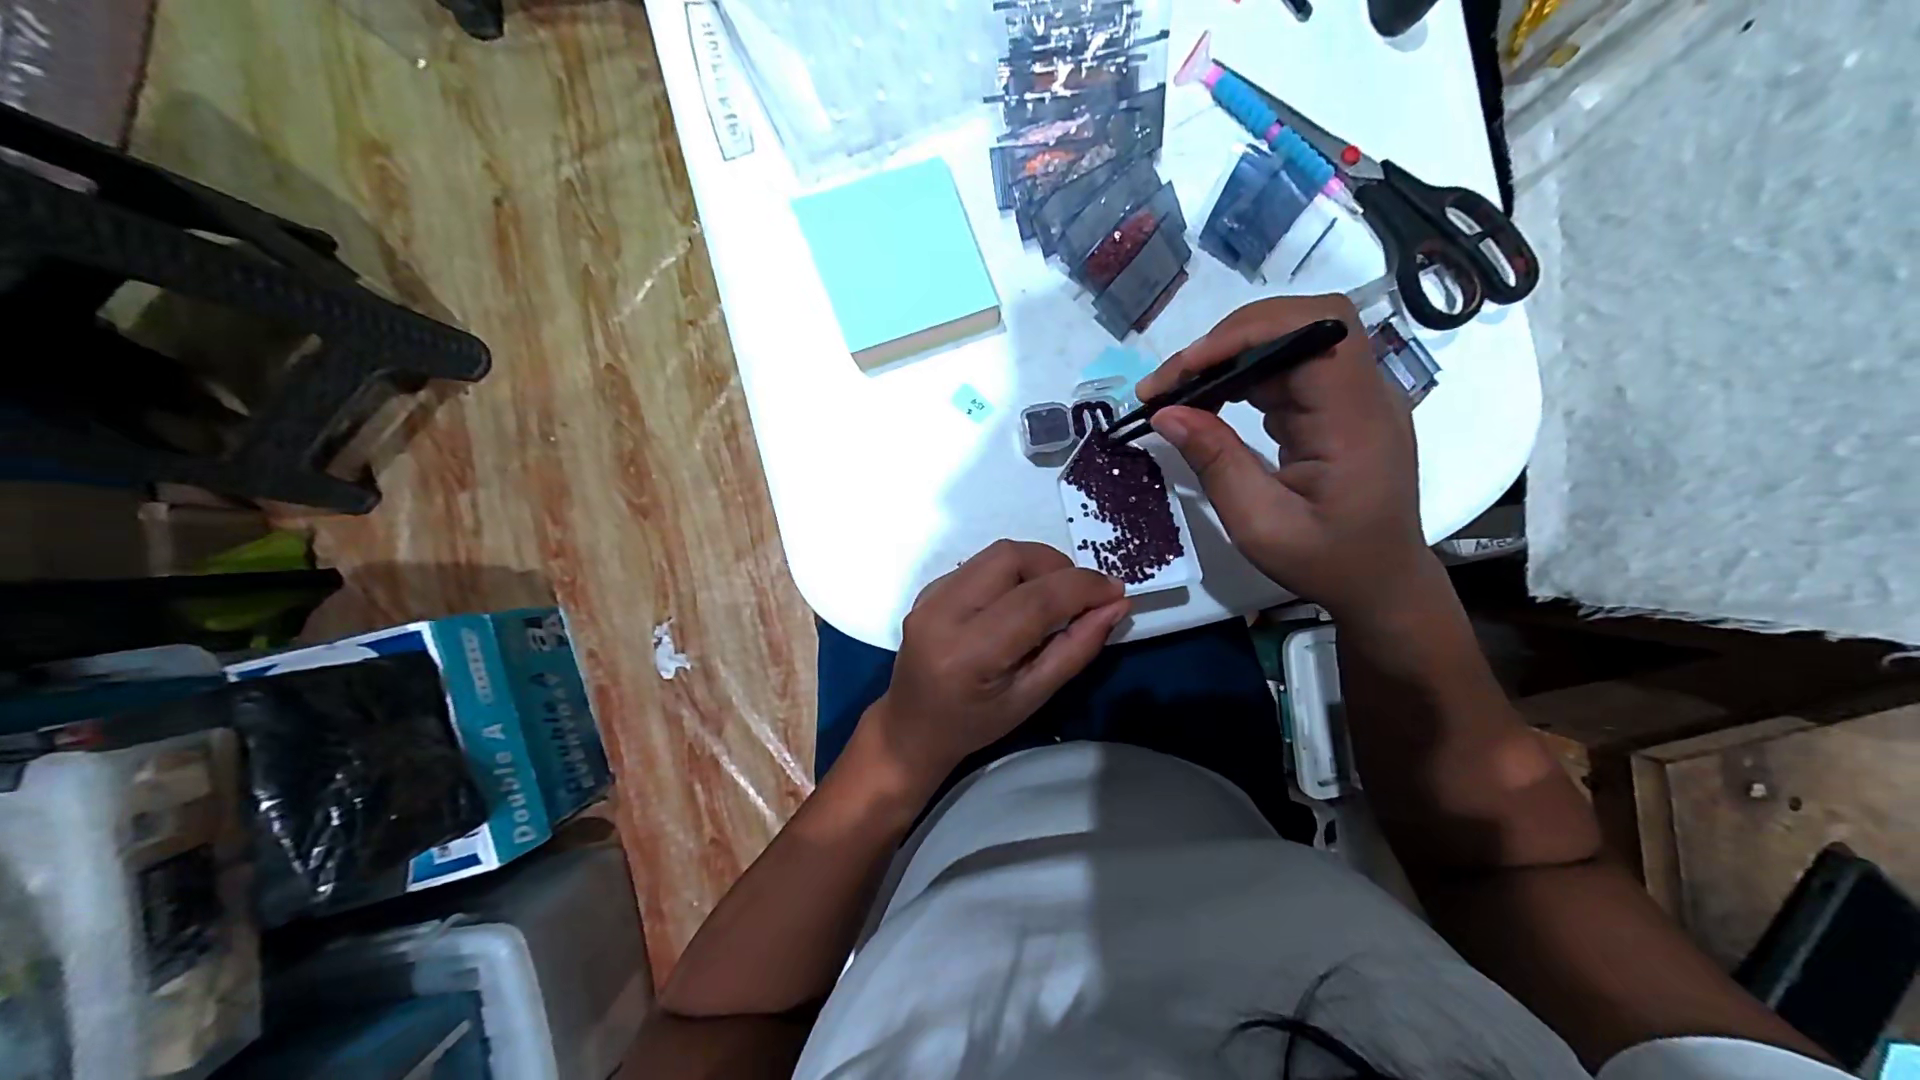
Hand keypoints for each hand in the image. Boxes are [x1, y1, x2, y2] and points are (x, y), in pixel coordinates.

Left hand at [860, 540, 1129, 787]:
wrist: (912, 726)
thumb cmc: (974, 724)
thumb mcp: (1032, 698)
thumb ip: (1075, 649)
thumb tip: (1115, 605)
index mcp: (967, 653)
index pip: (1034, 600)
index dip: (1082, 587)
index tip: (1116, 591)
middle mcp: (941, 614)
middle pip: (1012, 557)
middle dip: (1058, 567)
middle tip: (1081, 596)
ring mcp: (929, 597)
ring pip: (996, 553)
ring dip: (1037, 565)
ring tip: (1055, 597)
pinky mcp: (927, 589)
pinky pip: (980, 563)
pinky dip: (1012, 572)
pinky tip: (1019, 600)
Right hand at [1137, 294, 1433, 621]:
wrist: (1380, 582)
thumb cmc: (1327, 562)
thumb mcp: (1260, 525)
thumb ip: (1215, 463)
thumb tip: (1165, 413)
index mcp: (1354, 420)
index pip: (1312, 331)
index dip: (1244, 333)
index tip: (1185, 370)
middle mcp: (1362, 393)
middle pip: (1302, 321)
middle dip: (1228, 340)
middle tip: (1172, 381)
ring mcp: (1353, 395)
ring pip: (1290, 338)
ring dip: (1229, 355)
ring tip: (1178, 391)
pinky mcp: (1337, 405)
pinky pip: (1288, 367)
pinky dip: (1242, 374)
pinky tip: (1210, 400)